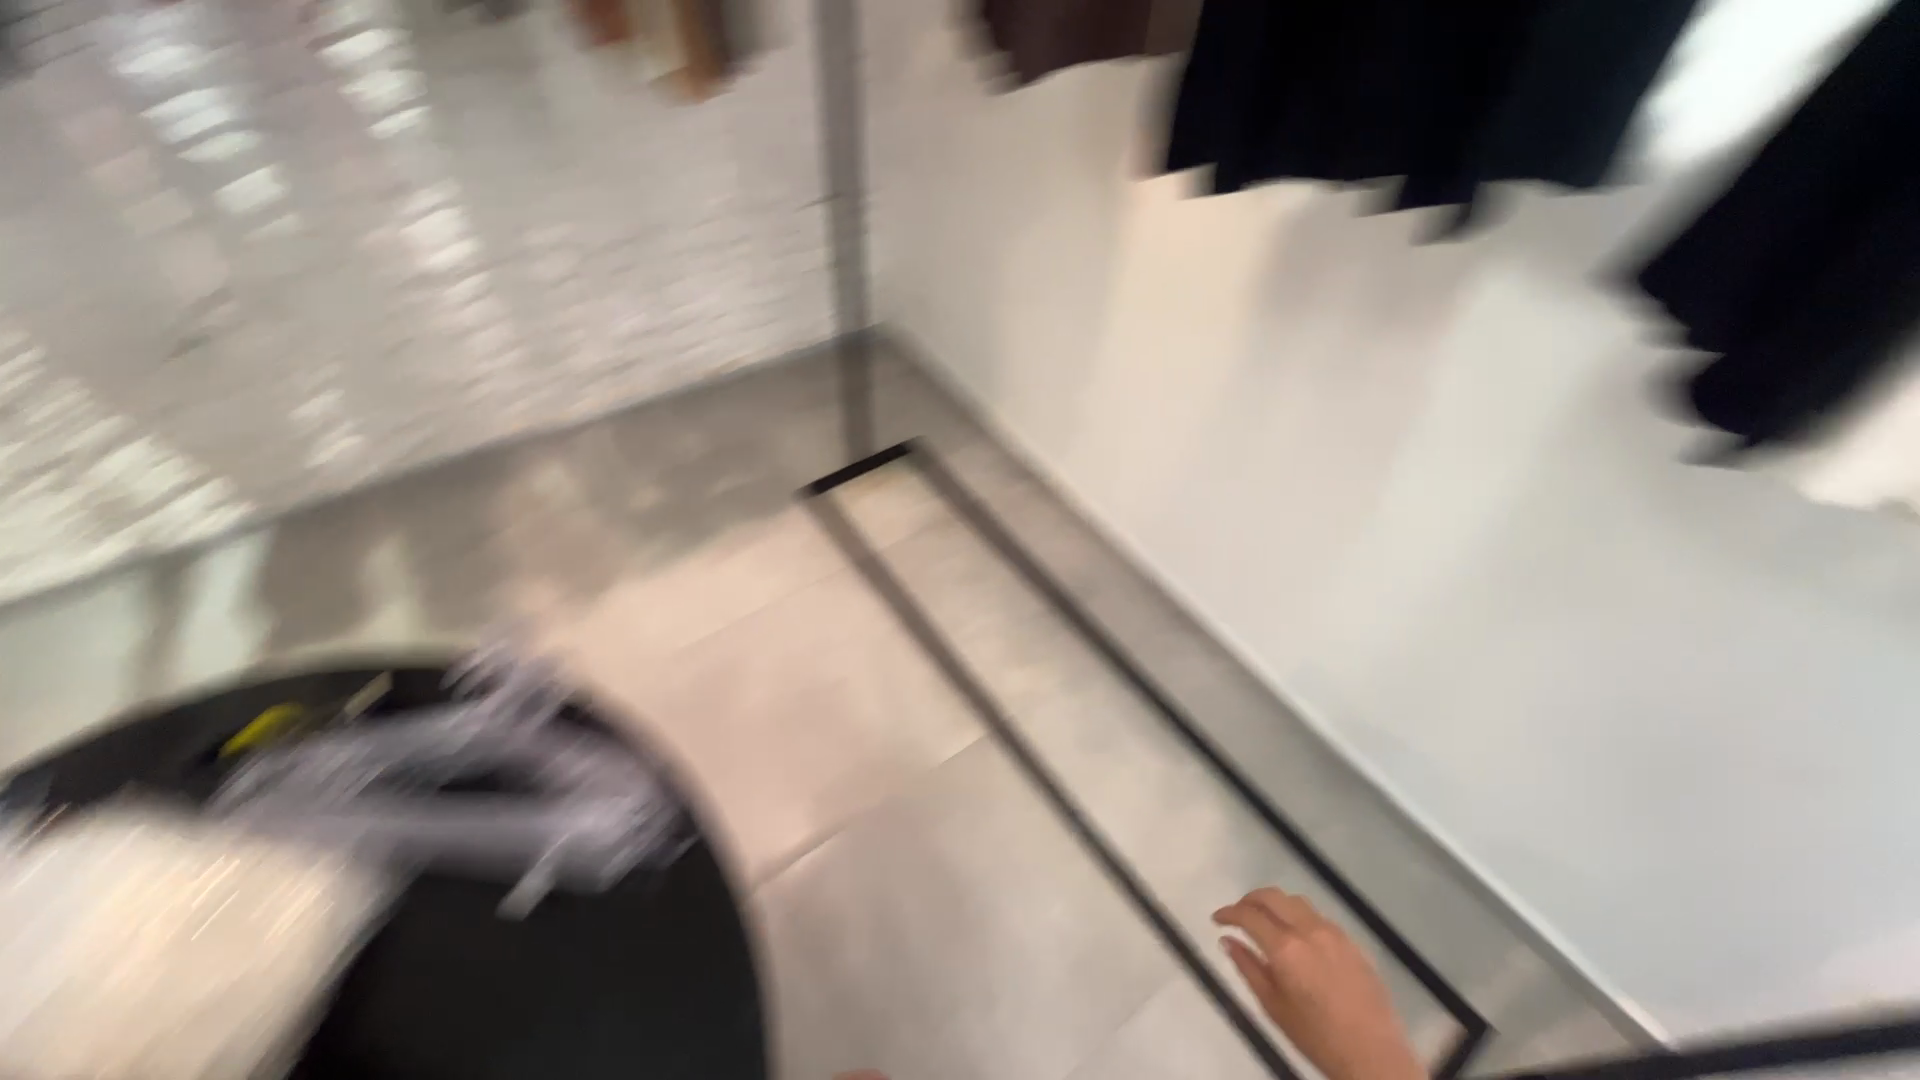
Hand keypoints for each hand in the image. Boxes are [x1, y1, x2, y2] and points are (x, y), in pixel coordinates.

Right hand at [1214, 888, 1426, 1079]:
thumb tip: (1227, 940)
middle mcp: (1309, 930)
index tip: (1217, 919)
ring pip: (1296, 901)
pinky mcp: (1352, 942)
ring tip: (1265, 921)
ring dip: (1275, 904)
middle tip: (1237, 915)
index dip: (1228, 913)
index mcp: (1286, 948)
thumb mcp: (1273, 1007)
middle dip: (1249, 900)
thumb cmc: (1318, 1038)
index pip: (1249, 915)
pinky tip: (1297, 937)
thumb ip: (1248, 968)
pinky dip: (1298, 916)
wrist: (1375, 1057)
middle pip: (1272, 896)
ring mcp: (1334, 933)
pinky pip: (1318, 916)